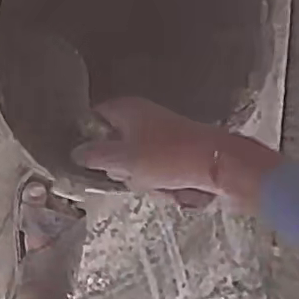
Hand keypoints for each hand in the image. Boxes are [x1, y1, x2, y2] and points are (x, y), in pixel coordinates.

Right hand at [72, 97, 282, 212]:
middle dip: (119, 167)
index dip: (85, 136)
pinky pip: (158, 169)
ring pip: (136, 162)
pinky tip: (172, 190)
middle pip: (113, 144)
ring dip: (142, 179)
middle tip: (127, 176)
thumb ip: (93, 156)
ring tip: (156, 186)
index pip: (93, 117)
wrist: (223, 167)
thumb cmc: (168, 158)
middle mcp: (143, 116)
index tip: (83, 157)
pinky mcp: (179, 152)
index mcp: (127, 109)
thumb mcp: (122, 160)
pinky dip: (162, 182)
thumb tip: (75, 153)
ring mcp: (163, 134)